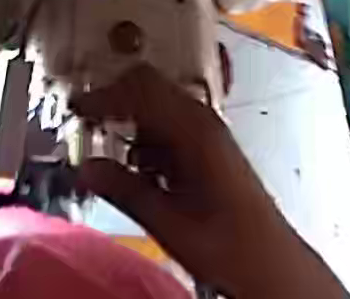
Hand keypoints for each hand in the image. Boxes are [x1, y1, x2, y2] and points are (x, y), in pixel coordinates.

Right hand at [74, 64, 347, 298]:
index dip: (104, 96)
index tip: (76, 106)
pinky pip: (167, 120)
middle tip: (86, 121)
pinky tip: (138, 166)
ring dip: (129, 118)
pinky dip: (145, 134)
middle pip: (148, 84)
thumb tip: (84, 167)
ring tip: (107, 148)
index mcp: (194, 128)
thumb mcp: (170, 224)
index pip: (140, 90)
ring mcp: (206, 126)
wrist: (273, 264)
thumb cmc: (226, 246)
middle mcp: (201, 117)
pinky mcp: (206, 141)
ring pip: (156, 101)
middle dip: (114, 98)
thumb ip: (125, 191)